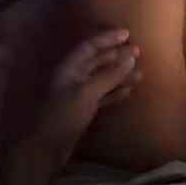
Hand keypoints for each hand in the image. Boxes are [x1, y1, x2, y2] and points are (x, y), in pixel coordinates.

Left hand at [1, 29, 139, 184]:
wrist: (46, 150)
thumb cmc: (63, 116)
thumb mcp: (87, 93)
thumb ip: (110, 75)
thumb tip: (131, 57)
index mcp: (69, 69)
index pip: (90, 46)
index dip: (108, 38)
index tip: (128, 34)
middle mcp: (73, 78)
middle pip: (97, 61)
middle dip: (117, 56)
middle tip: (138, 52)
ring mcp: (77, 94)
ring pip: (102, 78)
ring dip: (120, 74)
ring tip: (139, 72)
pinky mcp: (82, 110)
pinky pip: (103, 95)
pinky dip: (116, 91)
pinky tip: (129, 91)